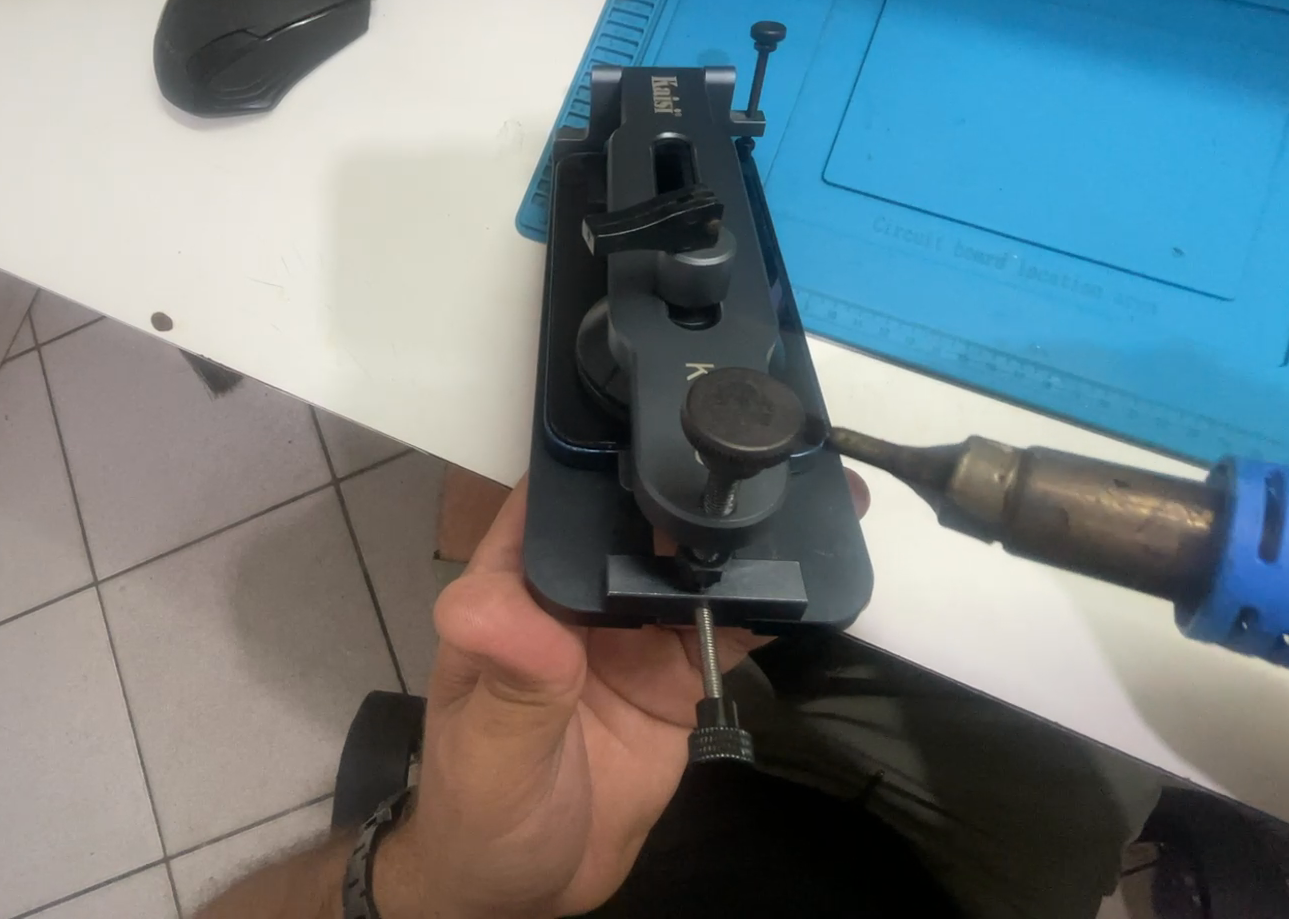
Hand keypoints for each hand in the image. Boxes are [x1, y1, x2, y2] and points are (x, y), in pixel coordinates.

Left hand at [374, 472, 869, 918]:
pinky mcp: (674, 669)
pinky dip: (765, 603)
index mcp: (519, 583)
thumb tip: (504, 604)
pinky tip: (807, 583)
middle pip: (635, 518)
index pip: (555, 497)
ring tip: (801, 499)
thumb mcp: (487, 743)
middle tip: (754, 446)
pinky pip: (725, 623)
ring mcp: (631, 628)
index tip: (659, 415)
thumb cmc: (481, 805)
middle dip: (687, 483)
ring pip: (687, 564)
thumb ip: (504, 676)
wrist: (527, 883)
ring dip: (736, 539)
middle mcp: (578, 592)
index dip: (600, 453)